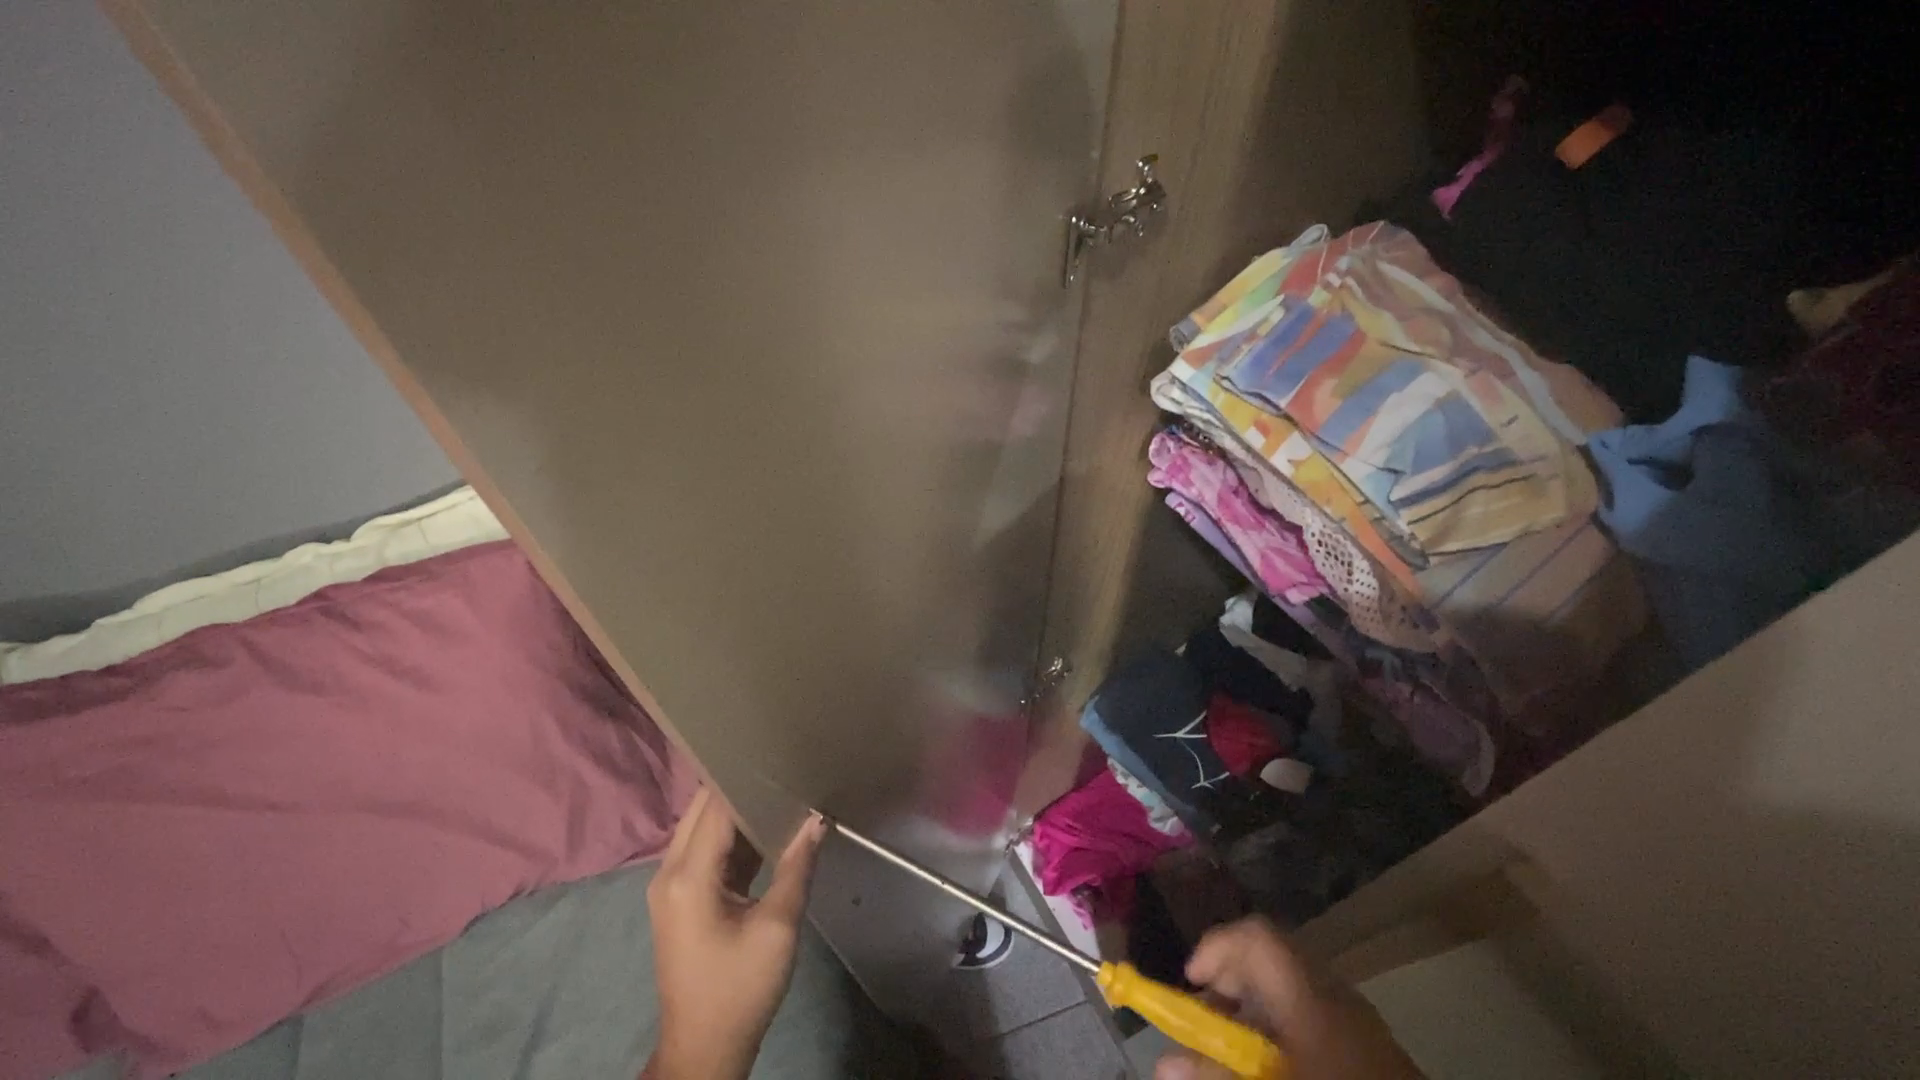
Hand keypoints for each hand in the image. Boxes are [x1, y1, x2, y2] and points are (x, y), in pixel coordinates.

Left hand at [642, 788, 828, 1079]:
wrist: (705, 1045)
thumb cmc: (740, 987)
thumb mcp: (778, 927)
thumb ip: (796, 867)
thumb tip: (817, 819)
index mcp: (687, 877)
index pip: (713, 807)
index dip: (742, 779)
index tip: (774, 753)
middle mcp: (668, 872)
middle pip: (701, 811)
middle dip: (737, 788)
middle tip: (779, 765)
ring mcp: (670, 886)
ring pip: (701, 829)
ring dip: (735, 813)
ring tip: (779, 789)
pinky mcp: (680, 898)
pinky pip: (704, 852)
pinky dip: (732, 838)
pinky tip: (766, 828)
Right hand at [1156, 917, 1424, 1079]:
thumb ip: (1216, 1073)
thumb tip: (1161, 1063)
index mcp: (1308, 996)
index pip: (1256, 936)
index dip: (1216, 946)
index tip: (1191, 981)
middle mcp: (1332, 992)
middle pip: (1271, 956)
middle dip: (1230, 977)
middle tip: (1205, 1018)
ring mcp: (1356, 1017)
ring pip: (1292, 984)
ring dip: (1255, 1003)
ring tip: (1235, 1046)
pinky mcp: (1370, 1043)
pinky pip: (1314, 1009)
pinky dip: (1282, 1022)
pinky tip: (1274, 1061)